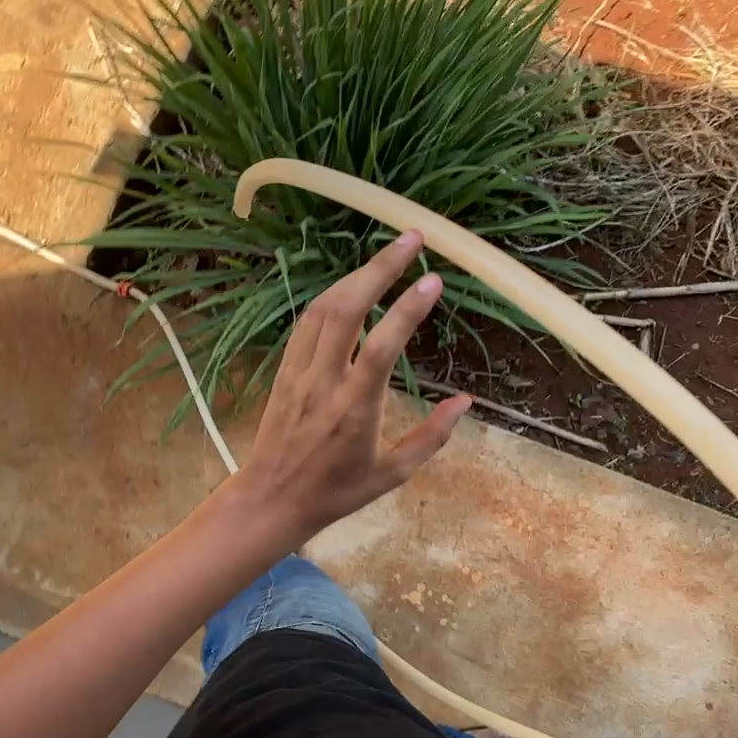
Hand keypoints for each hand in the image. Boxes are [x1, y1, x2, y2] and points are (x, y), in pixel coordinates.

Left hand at [228, 231, 472, 541]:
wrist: (271, 499)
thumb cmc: (335, 493)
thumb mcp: (391, 474)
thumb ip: (431, 438)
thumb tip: (465, 402)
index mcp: (354, 410)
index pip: (383, 347)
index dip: (408, 310)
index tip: (434, 280)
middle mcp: (324, 382)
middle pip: (348, 309)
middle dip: (381, 267)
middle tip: (413, 239)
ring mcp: (299, 372)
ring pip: (323, 308)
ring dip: (355, 275)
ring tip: (387, 256)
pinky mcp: (284, 370)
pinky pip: (305, 322)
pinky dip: (330, 296)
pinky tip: (350, 286)